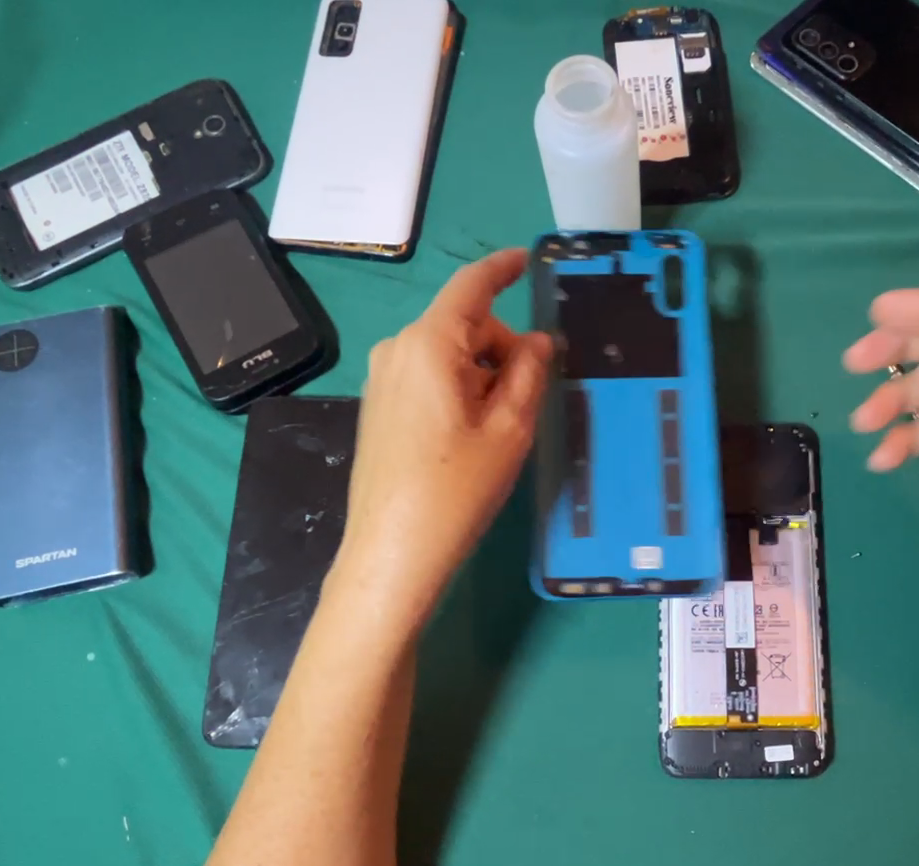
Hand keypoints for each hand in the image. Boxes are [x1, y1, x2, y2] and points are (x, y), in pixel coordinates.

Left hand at [335, 249, 551, 625]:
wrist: (393, 552)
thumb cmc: (457, 490)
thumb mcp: (509, 430)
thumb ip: (529, 373)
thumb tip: (538, 342)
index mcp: (429, 344)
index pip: (471, 288)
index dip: (501, 269)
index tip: (526, 259)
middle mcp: (398, 350)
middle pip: (464, 326)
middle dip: (503, 347)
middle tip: (532, 398)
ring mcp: (382, 380)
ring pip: (449, 355)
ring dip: (483, 375)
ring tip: (502, 429)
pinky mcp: (380, 408)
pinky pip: (429, 378)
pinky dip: (460, 390)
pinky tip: (472, 436)